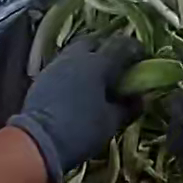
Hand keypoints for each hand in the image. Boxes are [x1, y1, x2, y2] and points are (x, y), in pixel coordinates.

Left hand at [9, 35, 144, 182]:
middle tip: (118, 65)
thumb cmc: (81, 130)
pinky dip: (75, 69)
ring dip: (89, 58)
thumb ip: (128, 107)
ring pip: (76, 51)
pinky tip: (78, 85)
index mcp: (97, 63)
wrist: (38, 141)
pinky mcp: (42, 76)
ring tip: (98, 75)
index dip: (135, 49)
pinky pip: (63, 64)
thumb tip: (140, 98)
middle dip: (108, 49)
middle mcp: (76, 57)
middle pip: (95, 41)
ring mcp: (56, 65)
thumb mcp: (111, 122)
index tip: (144, 58)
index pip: (121, 46)